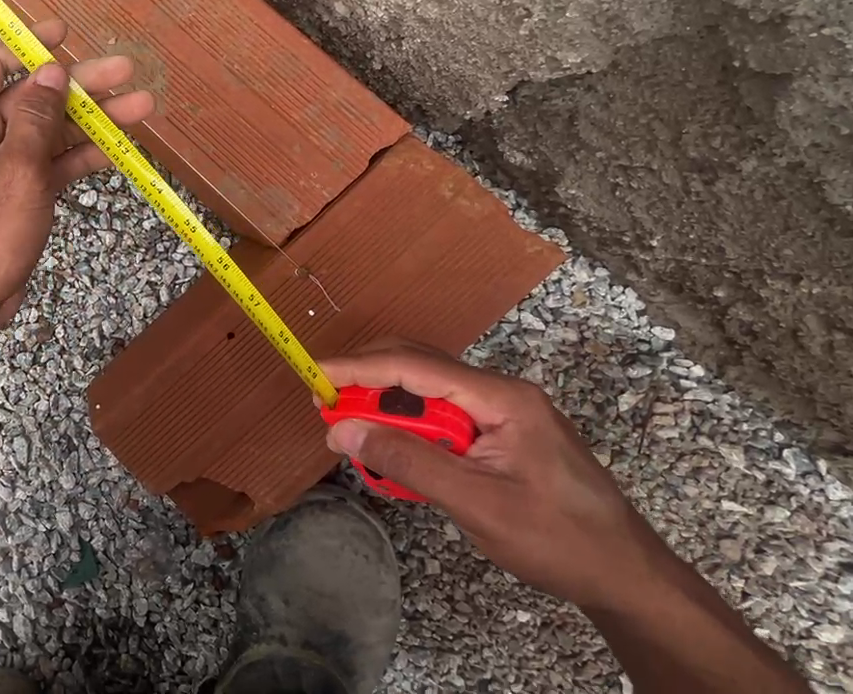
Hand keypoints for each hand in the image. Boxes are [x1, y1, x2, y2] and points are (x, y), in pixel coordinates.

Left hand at [0, 21, 154, 338]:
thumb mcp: (16, 169)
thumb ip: (36, 117)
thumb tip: (50, 72)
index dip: (29, 45)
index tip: (66, 32)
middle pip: (30, 98)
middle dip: (78, 86)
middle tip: (128, 70)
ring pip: (46, 133)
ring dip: (90, 122)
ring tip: (142, 105)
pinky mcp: (15, 194)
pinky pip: (48, 166)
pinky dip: (78, 157)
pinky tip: (118, 146)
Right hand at [319, 346, 676, 612]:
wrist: (631, 579)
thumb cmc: (560, 540)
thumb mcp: (476, 503)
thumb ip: (407, 462)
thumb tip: (343, 431)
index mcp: (501, 398)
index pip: (413, 366)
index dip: (358, 368)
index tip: (314, 374)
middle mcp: (500, 392)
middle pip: (416, 367)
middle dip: (366, 383)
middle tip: (327, 409)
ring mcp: (502, 411)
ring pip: (425, 391)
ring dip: (386, 409)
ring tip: (357, 437)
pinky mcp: (499, 432)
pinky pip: (439, 415)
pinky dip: (408, 429)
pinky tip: (397, 456)